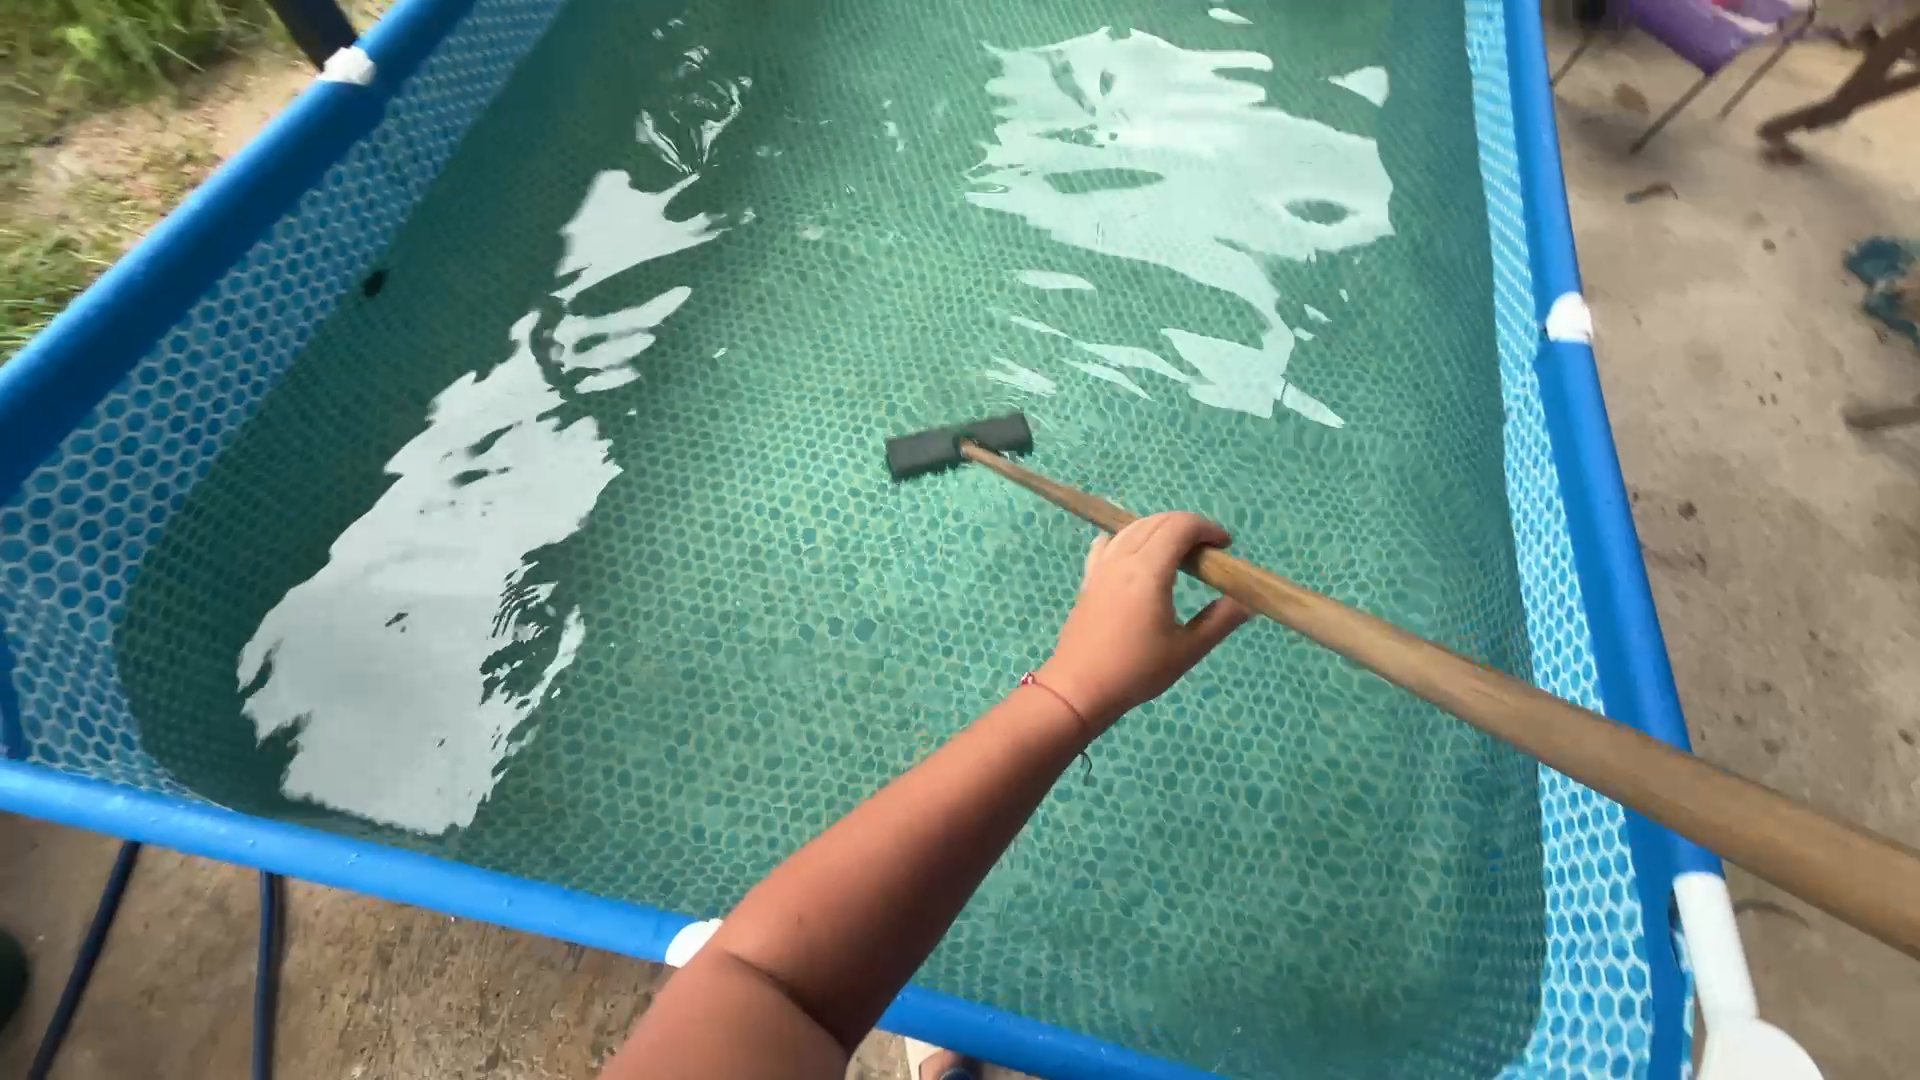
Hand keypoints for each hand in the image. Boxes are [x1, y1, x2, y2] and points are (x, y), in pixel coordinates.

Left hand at [1035, 512, 1251, 731]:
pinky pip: (1109, 543)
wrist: (1079, 687)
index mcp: (1148, 570)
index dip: (1207, 528)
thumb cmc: (1136, 670)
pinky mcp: (1088, 579)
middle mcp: (1122, 559)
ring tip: (1177, 553)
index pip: (1180, 526)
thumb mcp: (1187, 650)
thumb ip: (1220, 620)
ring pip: (1131, 527)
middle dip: (1186, 526)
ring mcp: (1101, 567)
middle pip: (1156, 521)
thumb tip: (1246, 601)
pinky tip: (1135, 554)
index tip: (1225, 546)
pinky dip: (1128, 538)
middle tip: (1207, 552)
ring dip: (1158, 529)